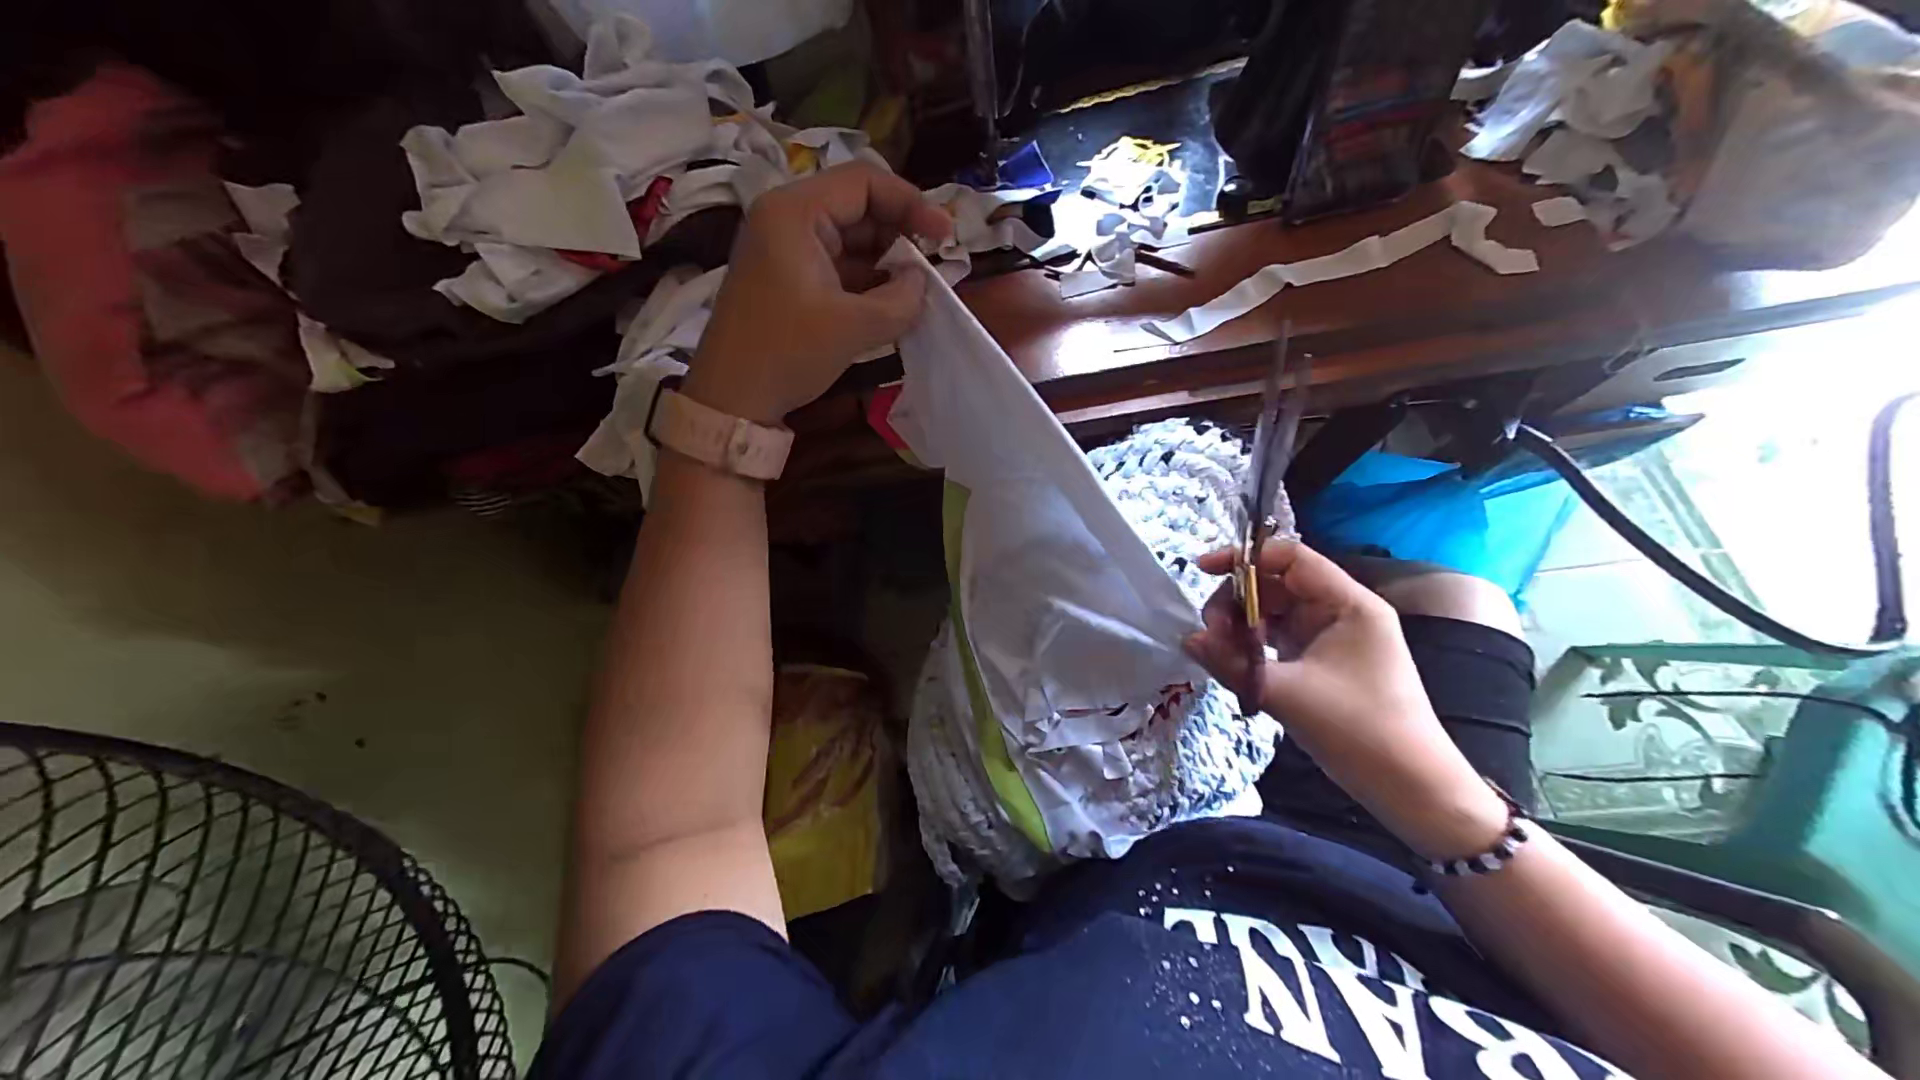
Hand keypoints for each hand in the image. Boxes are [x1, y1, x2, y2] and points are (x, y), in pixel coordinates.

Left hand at [681, 162, 953, 424]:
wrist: (732, 398)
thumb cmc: (787, 353)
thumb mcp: (854, 327)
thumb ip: (901, 299)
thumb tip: (922, 283)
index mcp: (794, 213)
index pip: (864, 182)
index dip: (911, 203)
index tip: (945, 236)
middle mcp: (787, 219)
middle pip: (858, 207)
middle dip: (900, 235)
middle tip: (934, 266)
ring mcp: (785, 249)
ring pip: (851, 238)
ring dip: (887, 261)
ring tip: (918, 289)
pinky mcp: (788, 277)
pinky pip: (838, 265)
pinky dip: (868, 280)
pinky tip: (892, 302)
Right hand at [1183, 539, 1506, 859]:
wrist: (1411, 788)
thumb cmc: (1359, 731)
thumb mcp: (1286, 694)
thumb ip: (1231, 663)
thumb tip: (1189, 639)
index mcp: (1348, 604)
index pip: (1290, 558)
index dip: (1244, 558)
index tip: (1203, 570)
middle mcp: (1341, 612)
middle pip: (1276, 584)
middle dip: (1236, 599)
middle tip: (1210, 631)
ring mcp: (1332, 637)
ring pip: (1274, 612)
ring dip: (1241, 624)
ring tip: (1219, 650)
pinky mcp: (1323, 662)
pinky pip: (1279, 638)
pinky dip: (1254, 644)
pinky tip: (1234, 660)